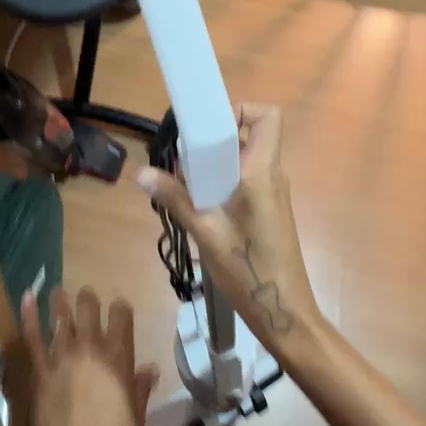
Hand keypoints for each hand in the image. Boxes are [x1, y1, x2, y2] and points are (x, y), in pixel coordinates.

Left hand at [20, 286, 157, 425]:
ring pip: (61, 316)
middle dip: (89, 299)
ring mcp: (64, 355)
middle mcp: (91, 347)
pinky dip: (29, 315)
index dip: (121, 308)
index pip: (121, 316)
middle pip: (89, 307)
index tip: (119, 309)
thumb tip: (150, 369)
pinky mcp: (42, 368)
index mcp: (117, 356)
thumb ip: (141, 389)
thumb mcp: (135, 418)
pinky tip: (27, 297)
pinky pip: (33, 336)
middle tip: (87, 297)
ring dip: (61, 301)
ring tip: (59, 291)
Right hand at [136, 103, 321, 353]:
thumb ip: (174, 198)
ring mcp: (274, 194)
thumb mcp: (205, 233)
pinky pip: (247, 179)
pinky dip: (224, 181)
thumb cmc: (249, 271)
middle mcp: (273, 175)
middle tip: (186, 157)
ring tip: (187, 183)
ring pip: (246, 159)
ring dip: (217, 163)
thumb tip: (139, 173)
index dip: (241, 110)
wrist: (285, 315)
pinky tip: (202, 206)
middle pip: (251, 135)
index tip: (209, 127)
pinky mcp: (270, 211)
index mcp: (263, 172)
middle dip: (216, 138)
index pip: (268, 116)